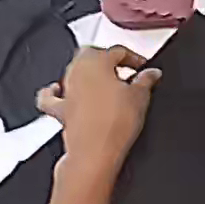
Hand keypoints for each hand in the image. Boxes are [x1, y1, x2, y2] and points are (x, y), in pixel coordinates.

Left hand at [37, 46, 160, 190]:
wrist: (96, 152)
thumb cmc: (114, 123)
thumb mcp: (141, 96)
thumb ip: (147, 80)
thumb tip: (152, 74)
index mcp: (96, 61)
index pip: (118, 51)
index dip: (134, 57)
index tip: (144, 67)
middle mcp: (76, 72)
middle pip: (92, 56)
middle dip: (108, 60)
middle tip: (126, 70)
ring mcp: (66, 91)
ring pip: (75, 73)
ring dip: (91, 75)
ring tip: (109, 86)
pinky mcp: (61, 111)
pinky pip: (52, 97)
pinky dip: (55, 93)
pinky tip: (63, 93)